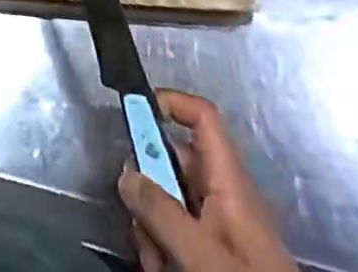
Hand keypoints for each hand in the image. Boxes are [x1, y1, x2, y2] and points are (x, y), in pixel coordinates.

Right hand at [120, 91, 295, 271]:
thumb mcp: (199, 253)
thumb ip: (159, 211)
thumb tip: (127, 174)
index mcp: (229, 182)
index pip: (202, 118)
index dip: (169, 103)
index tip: (132, 110)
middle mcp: (224, 195)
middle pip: (172, 163)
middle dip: (145, 188)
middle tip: (137, 221)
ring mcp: (219, 224)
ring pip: (168, 199)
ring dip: (150, 225)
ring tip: (154, 261)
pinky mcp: (214, 250)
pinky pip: (176, 229)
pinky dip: (162, 245)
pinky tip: (161, 268)